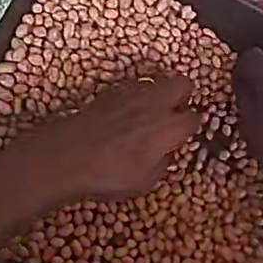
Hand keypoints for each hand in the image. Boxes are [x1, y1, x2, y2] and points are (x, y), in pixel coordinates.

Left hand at [2, 75, 201, 204]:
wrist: (67, 155)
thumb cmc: (110, 174)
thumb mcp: (145, 181)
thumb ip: (162, 163)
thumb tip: (166, 153)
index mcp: (169, 127)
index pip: (194, 117)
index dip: (193, 125)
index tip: (187, 132)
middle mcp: (155, 103)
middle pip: (182, 83)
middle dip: (183, 95)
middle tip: (176, 111)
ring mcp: (131, 93)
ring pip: (156, 80)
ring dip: (158, 92)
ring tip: (150, 111)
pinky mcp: (110, 91)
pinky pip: (132, 86)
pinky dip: (135, 95)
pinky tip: (125, 113)